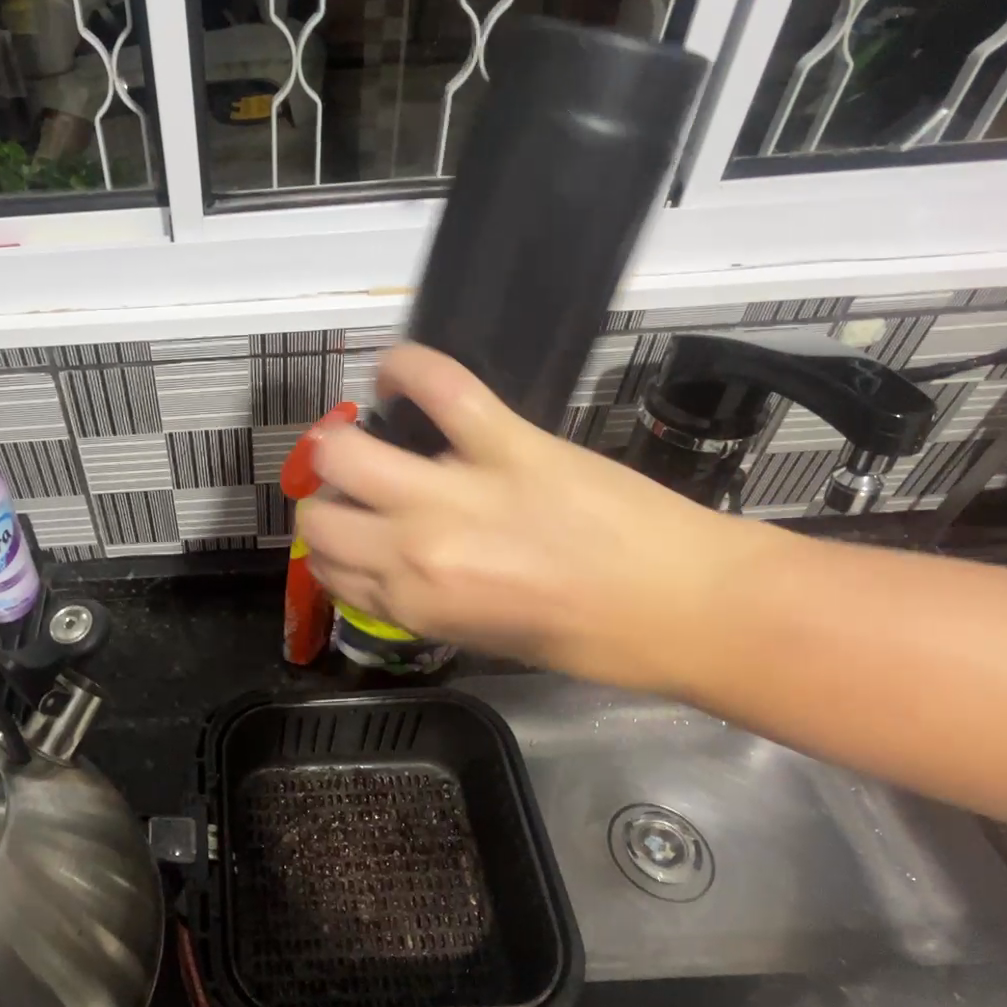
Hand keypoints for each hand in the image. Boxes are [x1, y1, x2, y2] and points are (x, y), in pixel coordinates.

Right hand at [297, 344, 785, 691]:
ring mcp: (457, 490)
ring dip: (339, 445)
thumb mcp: (484, 637)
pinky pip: (441, 385)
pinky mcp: (507, 440)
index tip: (347, 539)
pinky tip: (395, 370)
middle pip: (319, 515)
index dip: (330, 555)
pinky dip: (408, 367)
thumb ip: (422, 600)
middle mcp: (416, 548)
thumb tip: (391, 565)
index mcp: (414, 603)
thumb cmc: (591, 639)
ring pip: (344, 452)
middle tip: (351, 492)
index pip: (329, 571)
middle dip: (324, 503)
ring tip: (362, 437)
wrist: (687, 606)